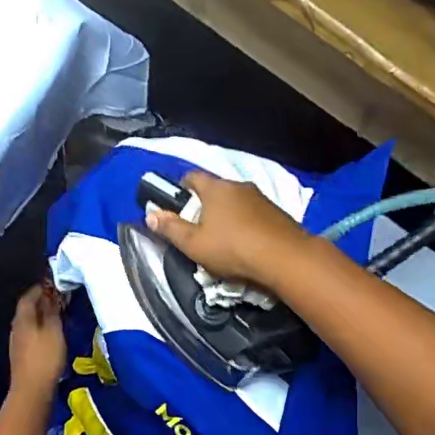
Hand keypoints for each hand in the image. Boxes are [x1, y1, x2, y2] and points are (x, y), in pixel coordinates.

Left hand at [7, 283, 65, 396]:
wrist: (32, 390)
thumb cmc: (45, 358)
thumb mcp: (54, 331)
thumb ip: (53, 312)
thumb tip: (51, 295)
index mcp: (22, 318)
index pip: (28, 296)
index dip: (40, 288)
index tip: (53, 283)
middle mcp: (16, 327)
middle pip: (27, 308)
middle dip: (42, 301)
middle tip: (58, 297)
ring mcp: (17, 342)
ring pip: (29, 321)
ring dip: (41, 315)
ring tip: (57, 313)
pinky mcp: (21, 354)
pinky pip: (31, 333)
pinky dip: (41, 328)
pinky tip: (51, 333)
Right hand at [144, 170, 315, 288]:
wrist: (285, 258)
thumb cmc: (232, 248)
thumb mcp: (193, 244)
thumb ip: (170, 228)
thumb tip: (150, 214)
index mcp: (215, 188)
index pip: (191, 176)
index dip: (180, 189)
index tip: (176, 206)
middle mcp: (238, 185)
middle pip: (214, 190)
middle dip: (203, 205)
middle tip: (196, 229)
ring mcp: (260, 198)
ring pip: (235, 202)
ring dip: (226, 216)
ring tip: (221, 240)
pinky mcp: (276, 213)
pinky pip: (252, 214)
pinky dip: (245, 225)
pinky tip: (244, 244)